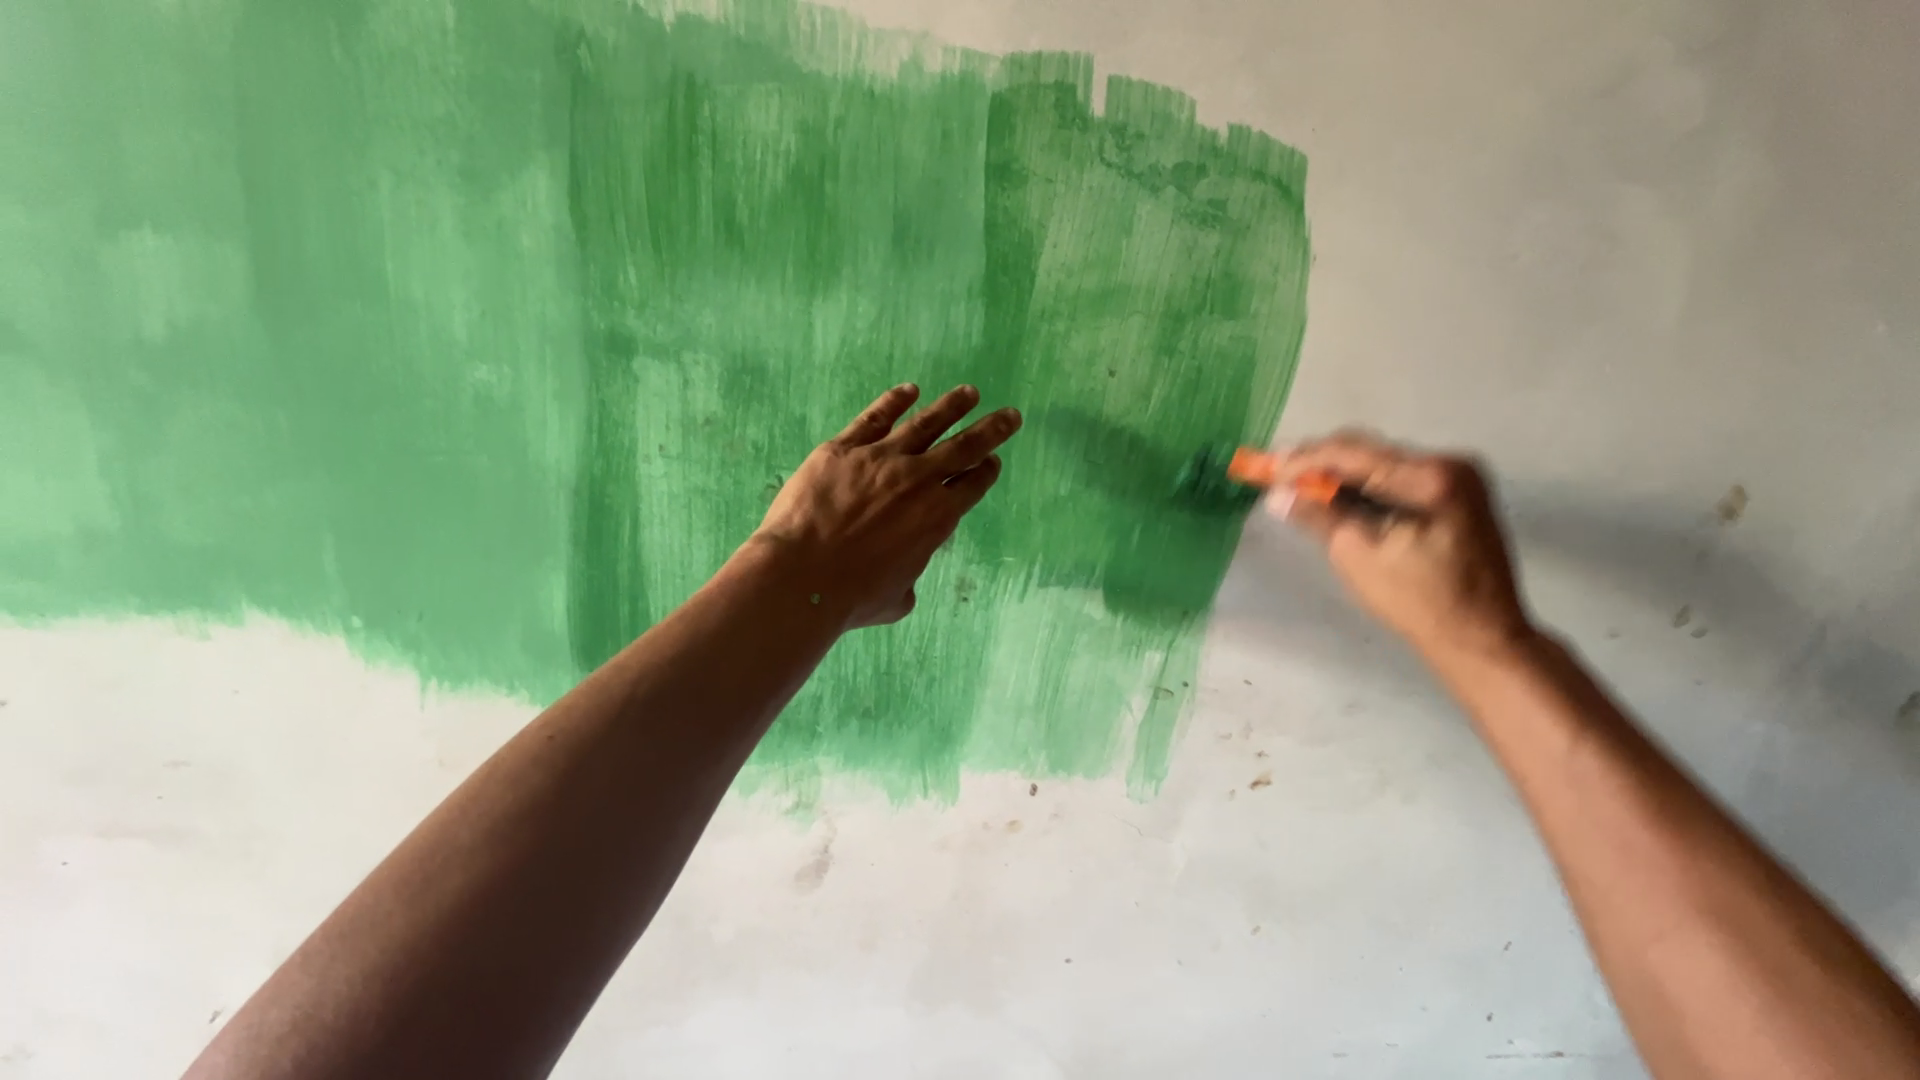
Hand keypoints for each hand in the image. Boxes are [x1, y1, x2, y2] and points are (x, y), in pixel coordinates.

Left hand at [747, 384, 1021, 629]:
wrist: (800, 575)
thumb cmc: (852, 597)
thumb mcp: (897, 598)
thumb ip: (908, 574)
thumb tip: (902, 567)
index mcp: (937, 518)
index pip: (971, 486)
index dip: (986, 472)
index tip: (994, 461)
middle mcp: (917, 480)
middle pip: (962, 448)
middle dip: (990, 430)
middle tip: (1010, 415)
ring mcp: (880, 459)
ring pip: (924, 424)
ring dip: (951, 407)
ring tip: (968, 393)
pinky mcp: (843, 449)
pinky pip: (874, 418)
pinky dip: (894, 402)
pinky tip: (909, 391)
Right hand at [1270, 431, 1535, 666]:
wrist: (1482, 637)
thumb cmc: (1418, 602)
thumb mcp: (1358, 556)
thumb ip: (1319, 516)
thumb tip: (1277, 494)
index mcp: (1430, 477)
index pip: (1353, 453)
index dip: (1304, 460)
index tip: (1266, 469)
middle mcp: (1449, 463)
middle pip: (1369, 451)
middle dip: (1320, 462)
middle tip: (1275, 474)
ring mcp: (1457, 477)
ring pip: (1381, 462)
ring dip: (1340, 473)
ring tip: (1298, 485)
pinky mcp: (1456, 494)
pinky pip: (1398, 478)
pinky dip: (1364, 486)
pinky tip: (1337, 497)